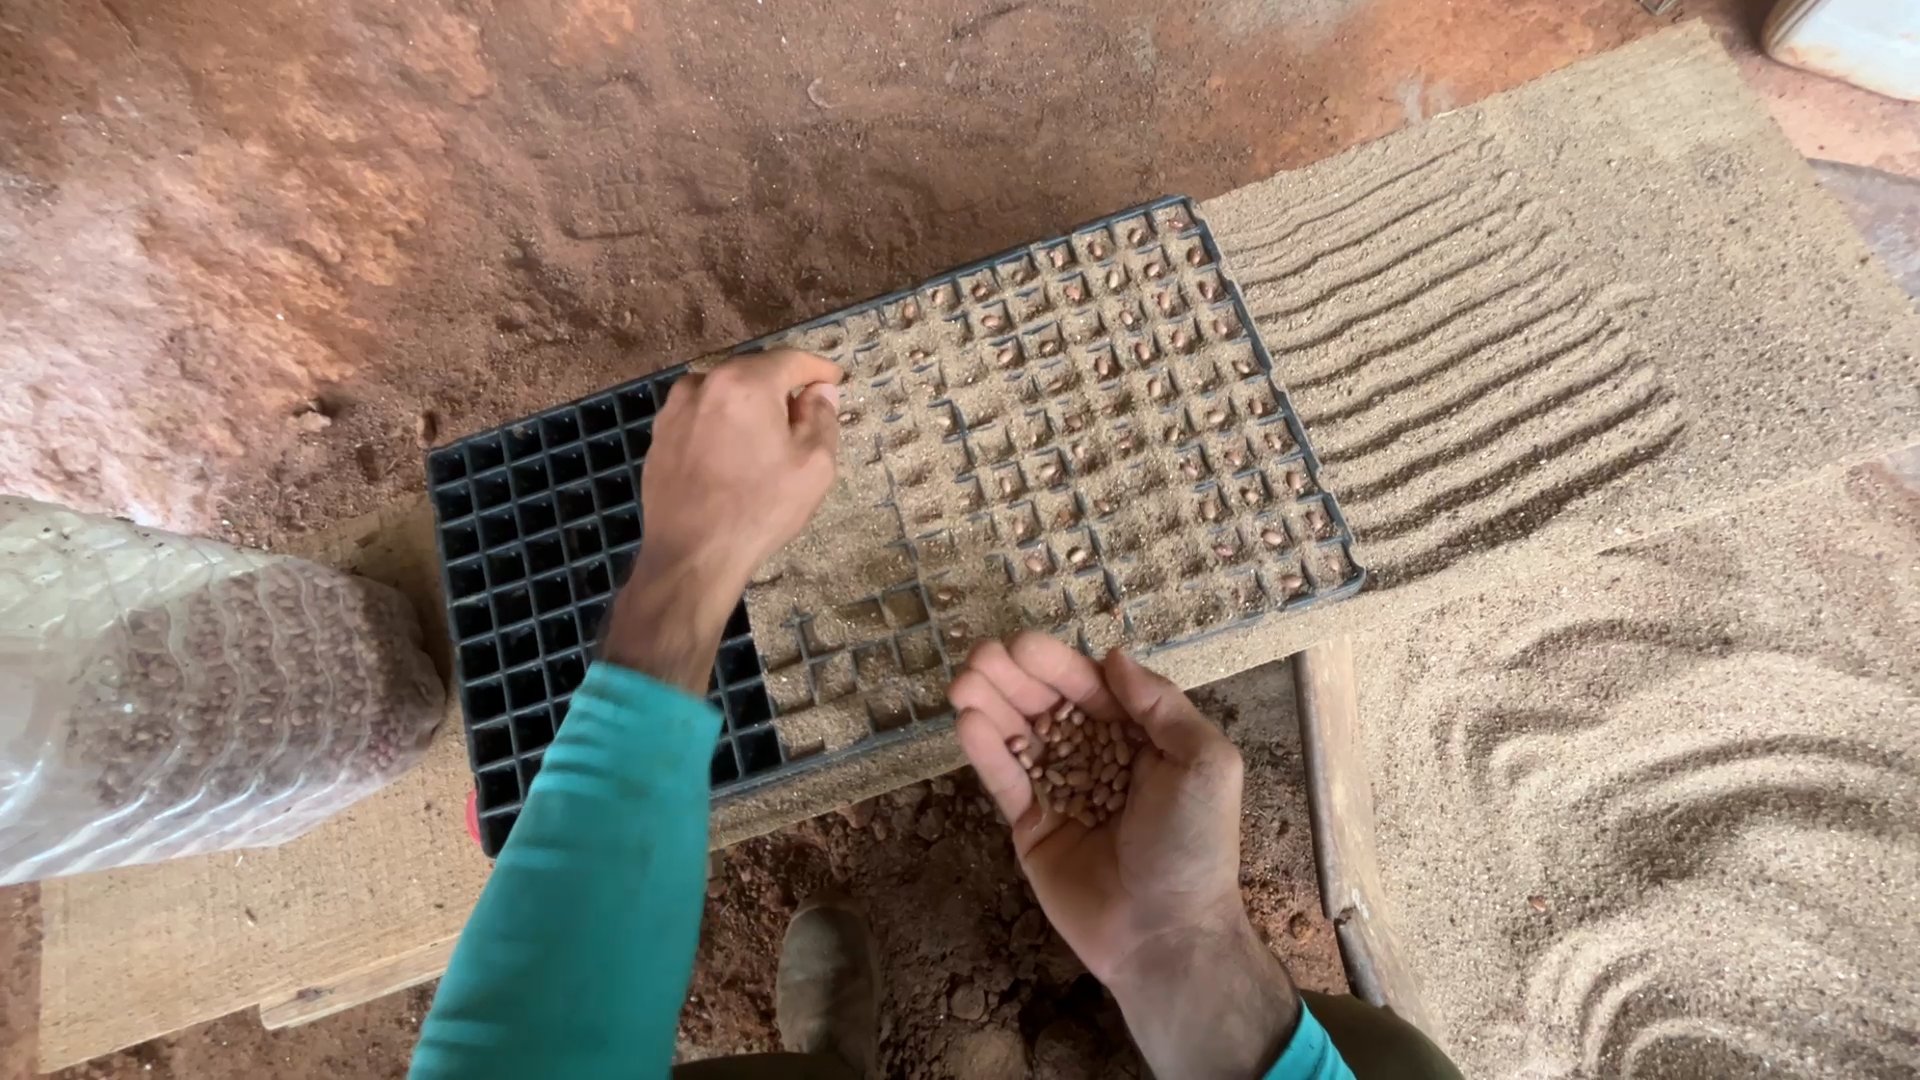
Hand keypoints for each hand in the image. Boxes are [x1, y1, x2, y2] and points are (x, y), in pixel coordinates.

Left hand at [601, 350, 842, 691]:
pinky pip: (703, 416)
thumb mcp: (814, 465)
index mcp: (746, 383)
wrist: (692, 553)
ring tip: (769, 440)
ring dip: (751, 406)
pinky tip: (735, 457)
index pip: (791, 359)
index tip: (835, 380)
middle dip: (784, 389)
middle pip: (755, 373)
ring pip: (726, 393)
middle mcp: (705, 384)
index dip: (818, 368)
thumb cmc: (761, 508)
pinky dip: (725, 424)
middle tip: (807, 416)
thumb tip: (821, 392)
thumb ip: (822, 418)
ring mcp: (675, 409)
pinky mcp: (660, 436)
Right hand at [952, 632, 1300, 1079]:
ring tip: (962, 680)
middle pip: (1046, 706)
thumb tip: (1113, 656)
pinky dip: (986, 751)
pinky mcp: (1030, 824)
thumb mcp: (1204, 762)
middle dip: (1013, 678)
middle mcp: (1093, 756)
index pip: (1088, 689)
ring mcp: (1058, 789)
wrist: (1167, 937)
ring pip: (1020, 736)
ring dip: (990, 704)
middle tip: (979, 655)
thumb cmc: (1191, 843)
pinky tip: (967, 721)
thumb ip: (1161, 704)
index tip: (1020, 645)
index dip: (1055, 665)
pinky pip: (1006, 781)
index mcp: (1135, 738)